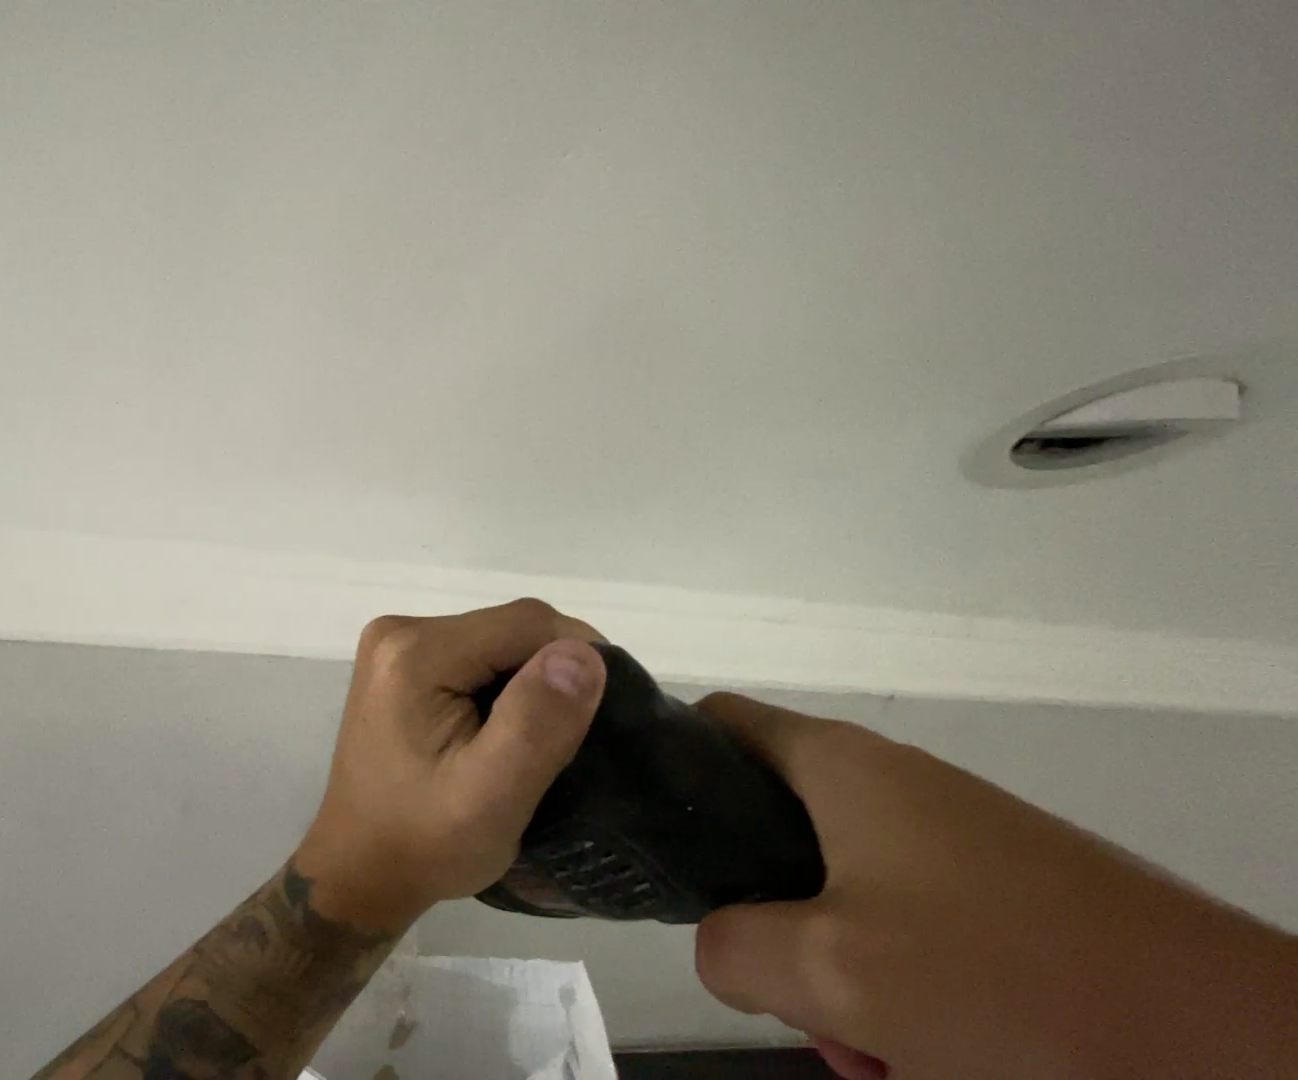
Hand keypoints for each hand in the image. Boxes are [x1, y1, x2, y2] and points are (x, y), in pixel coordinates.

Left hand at [293, 599, 607, 931]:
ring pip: (496, 642)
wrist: (360, 869)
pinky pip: (474, 657)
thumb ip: (537, 723)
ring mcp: (396, 646)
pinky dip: (502, 687)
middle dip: (551, 672)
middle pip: (510, 628)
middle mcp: (399, 631)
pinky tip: (506, 730)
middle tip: (570, 738)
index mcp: (415, 652)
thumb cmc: (424, 843)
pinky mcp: (401, 665)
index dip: (578, 658)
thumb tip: (583, 654)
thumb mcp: (491, 796)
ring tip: (542, 738)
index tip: (603, 715)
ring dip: (529, 682)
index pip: (526, 623)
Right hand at [692, 694, 1297, 1079]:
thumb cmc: (1006, 979)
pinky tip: (924, 1057)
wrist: (1246, 1049)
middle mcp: (885, 779)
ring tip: (864, 1049)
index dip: (672, 767)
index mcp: (837, 763)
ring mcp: (947, 834)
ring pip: (836, 889)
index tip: (658, 843)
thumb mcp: (832, 970)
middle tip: (779, 988)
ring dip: (829, 968)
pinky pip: (902, 922)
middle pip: (770, 824)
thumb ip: (733, 946)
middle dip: (760, 913)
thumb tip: (724, 943)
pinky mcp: (999, 887)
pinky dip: (891, 983)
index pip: (716, 722)